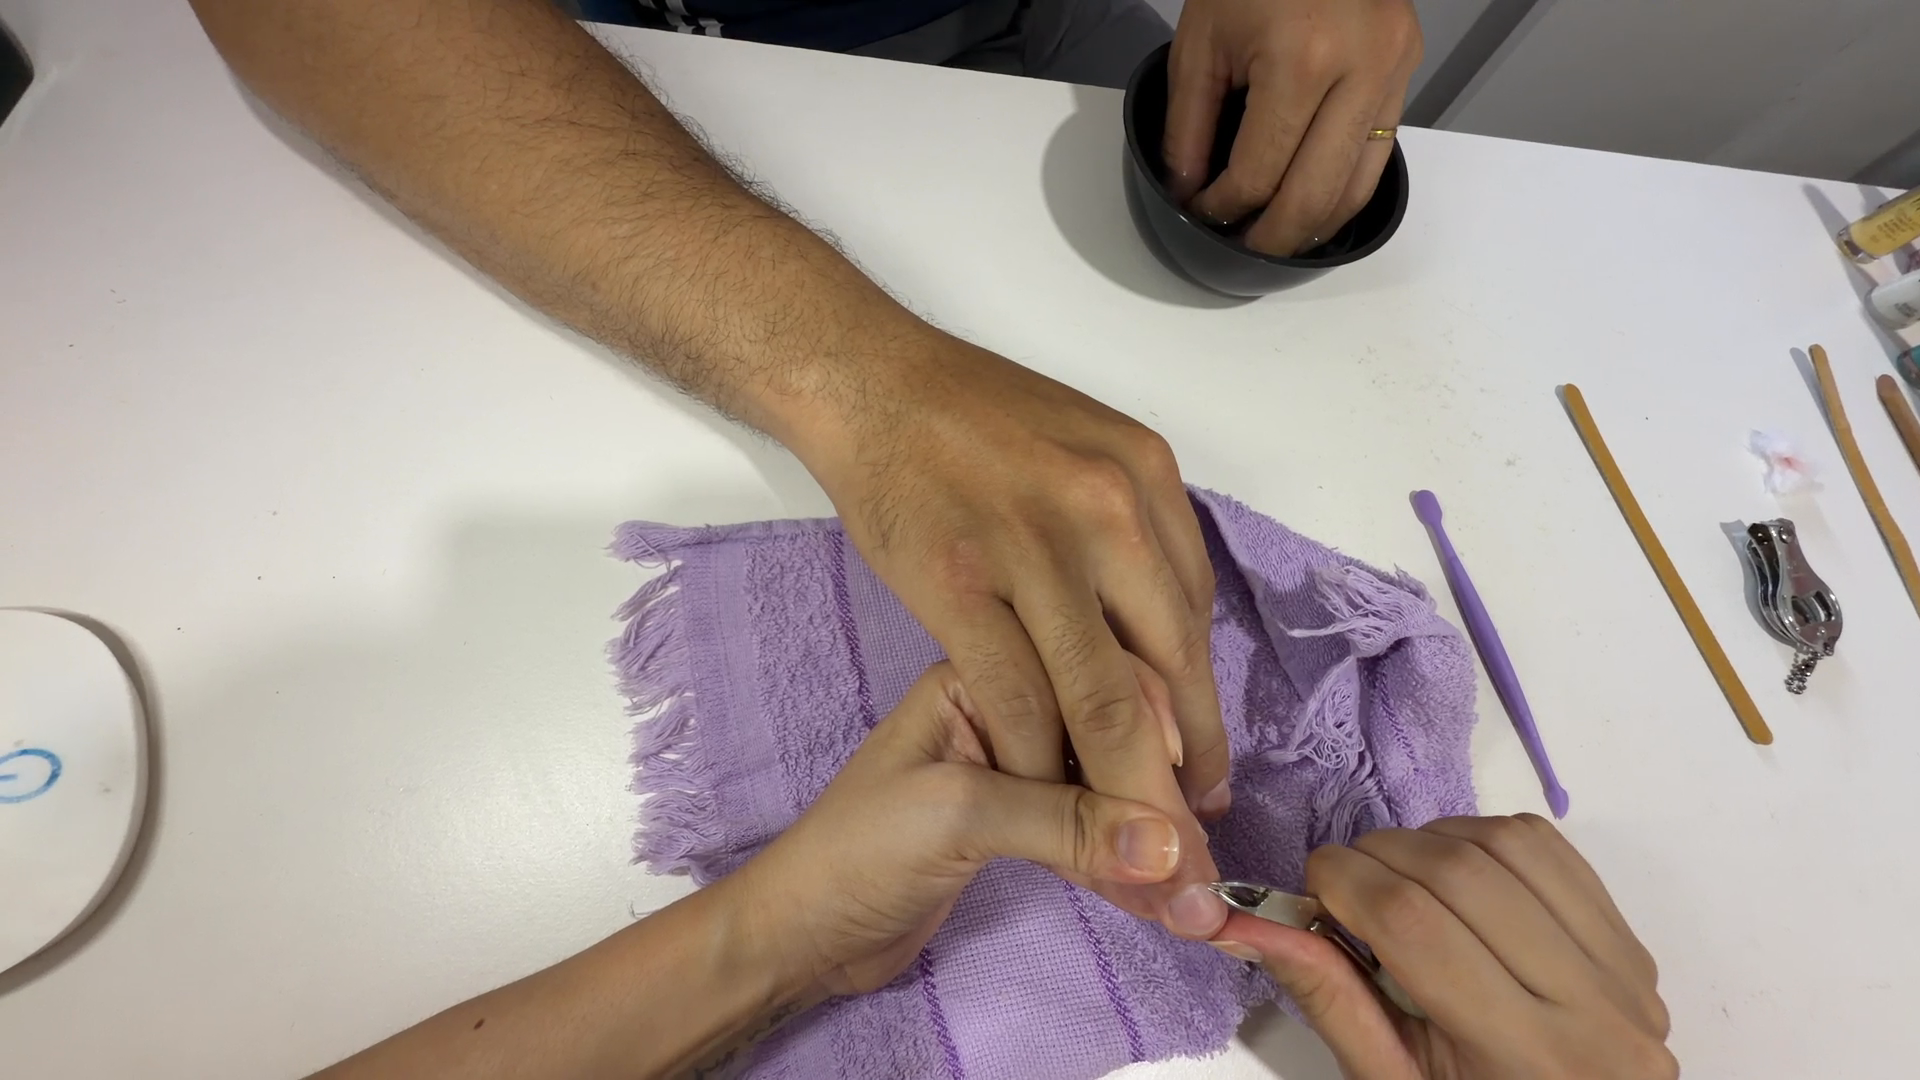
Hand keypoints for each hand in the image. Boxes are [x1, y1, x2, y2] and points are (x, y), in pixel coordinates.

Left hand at [726, 662, 1229, 999]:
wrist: (809, 925)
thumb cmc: (861, 850)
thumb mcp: (958, 819)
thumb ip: (1063, 824)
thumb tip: (1173, 846)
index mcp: (983, 673)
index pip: (1090, 684)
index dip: (1144, 749)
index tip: (1187, 825)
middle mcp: (1009, 704)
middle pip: (1110, 725)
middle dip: (1157, 793)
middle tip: (1198, 869)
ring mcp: (1017, 757)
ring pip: (1108, 773)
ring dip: (1150, 827)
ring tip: (1190, 887)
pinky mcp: (1023, 809)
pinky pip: (1092, 815)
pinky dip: (1126, 849)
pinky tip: (1158, 878)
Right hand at [797, 333, 1229, 929]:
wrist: (870, 384)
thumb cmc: (970, 418)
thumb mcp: (1082, 449)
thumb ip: (1128, 534)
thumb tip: (1152, 636)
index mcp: (1146, 475)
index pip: (1193, 619)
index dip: (1204, 709)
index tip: (1201, 764)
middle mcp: (1108, 511)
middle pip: (1167, 671)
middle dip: (1183, 768)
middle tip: (1189, 835)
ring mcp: (1033, 548)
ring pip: (1099, 700)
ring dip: (1119, 785)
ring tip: (1128, 835)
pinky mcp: (958, 585)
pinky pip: (1016, 699)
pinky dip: (1033, 759)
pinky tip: (1035, 787)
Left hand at [1164, 0, 1421, 255]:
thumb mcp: (1198, 45)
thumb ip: (1185, 130)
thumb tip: (1187, 194)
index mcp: (1303, 59)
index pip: (1257, 177)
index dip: (1220, 209)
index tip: (1200, 211)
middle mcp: (1362, 67)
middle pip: (1312, 197)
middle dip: (1268, 239)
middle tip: (1238, 248)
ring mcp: (1394, 69)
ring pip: (1354, 190)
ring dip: (1309, 230)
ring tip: (1272, 240)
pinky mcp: (1407, 71)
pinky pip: (1377, 160)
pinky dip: (1340, 197)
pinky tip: (1309, 209)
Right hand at [1216, 815, 1675, 1078]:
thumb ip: (1322, 993)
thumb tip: (1238, 919)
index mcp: (1525, 1059)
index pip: (1410, 922)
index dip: (1339, 880)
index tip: (1314, 895)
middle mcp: (1595, 1011)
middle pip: (1453, 871)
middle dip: (1373, 856)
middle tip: (1351, 891)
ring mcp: (1623, 972)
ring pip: (1496, 842)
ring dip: (1423, 841)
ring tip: (1402, 882)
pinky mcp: (1629, 941)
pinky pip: (1539, 843)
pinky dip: (1476, 836)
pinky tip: (1455, 875)